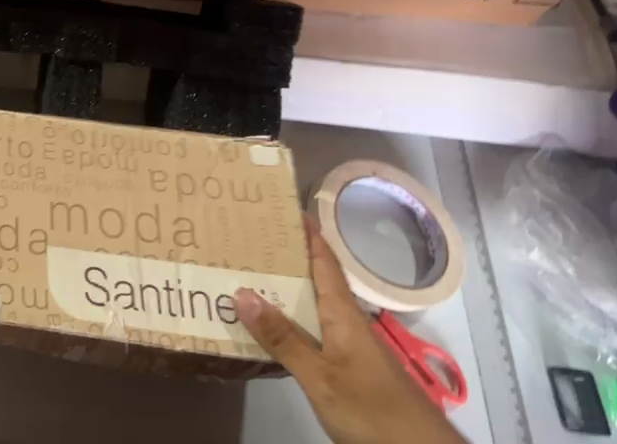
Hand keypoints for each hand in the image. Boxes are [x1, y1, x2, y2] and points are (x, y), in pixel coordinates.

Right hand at [235, 218, 465, 443]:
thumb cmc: (374, 411)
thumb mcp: (321, 377)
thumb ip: (284, 339)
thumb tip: (241, 291)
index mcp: (343, 316)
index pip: (325, 263)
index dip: (308, 234)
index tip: (285, 206)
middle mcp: (348, 325)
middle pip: (316, 281)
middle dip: (287, 258)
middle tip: (250, 238)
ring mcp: (352, 349)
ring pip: (314, 307)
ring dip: (286, 290)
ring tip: (250, 275)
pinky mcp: (351, 371)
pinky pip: (315, 331)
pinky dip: (291, 320)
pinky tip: (272, 327)